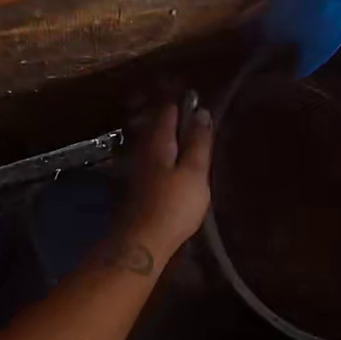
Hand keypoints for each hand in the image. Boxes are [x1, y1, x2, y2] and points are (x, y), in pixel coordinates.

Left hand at [122, 99, 213, 254]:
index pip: (168, 113)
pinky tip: (172, 164)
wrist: (144, 241)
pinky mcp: (138, 188)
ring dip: (167, 138)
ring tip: (185, 138)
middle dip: (172, 119)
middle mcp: (144, 151)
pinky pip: (152, 162)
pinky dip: (164, 156)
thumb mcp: (194, 171)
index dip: (181, 104)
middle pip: (157, 128)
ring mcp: (137, 170)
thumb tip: (202, 112)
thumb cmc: (174, 204)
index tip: (195, 98)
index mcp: (159, 143)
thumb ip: (198, 142)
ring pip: (153, 145)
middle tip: (191, 115)